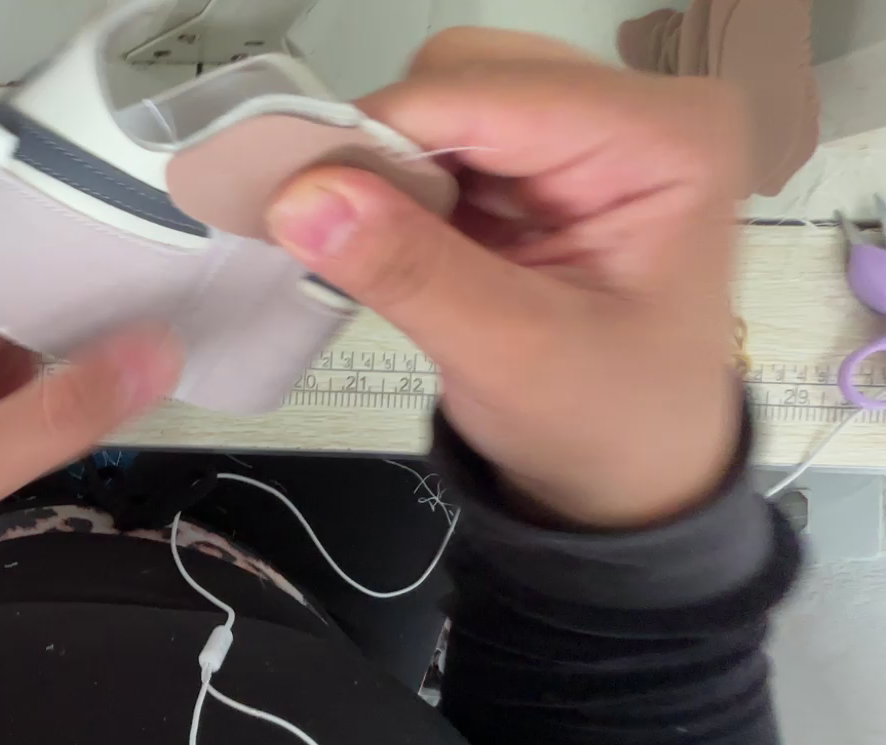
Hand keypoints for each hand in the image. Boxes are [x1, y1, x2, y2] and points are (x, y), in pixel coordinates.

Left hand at [0, 262, 183, 563]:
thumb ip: (63, 411)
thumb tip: (156, 354)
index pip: (56, 234)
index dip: (122, 250)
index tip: (175, 272)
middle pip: (37, 259)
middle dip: (94, 293)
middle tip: (150, 326)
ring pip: (15, 296)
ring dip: (54, 329)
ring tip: (90, 365)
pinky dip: (16, 351)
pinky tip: (21, 391)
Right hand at [266, 29, 747, 527]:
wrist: (617, 467)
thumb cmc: (591, 415)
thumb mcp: (502, 349)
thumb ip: (405, 269)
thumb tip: (298, 198)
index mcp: (655, 137)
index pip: (482, 92)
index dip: (374, 134)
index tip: (289, 201)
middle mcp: (620, 116)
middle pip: (460, 76)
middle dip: (380, 147)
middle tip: (337, 233)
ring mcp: (571, 146)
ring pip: (438, 109)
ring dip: (379, 171)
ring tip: (362, 248)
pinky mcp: (525, 183)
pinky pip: (432, 155)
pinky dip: (386, 193)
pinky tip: (378, 246)